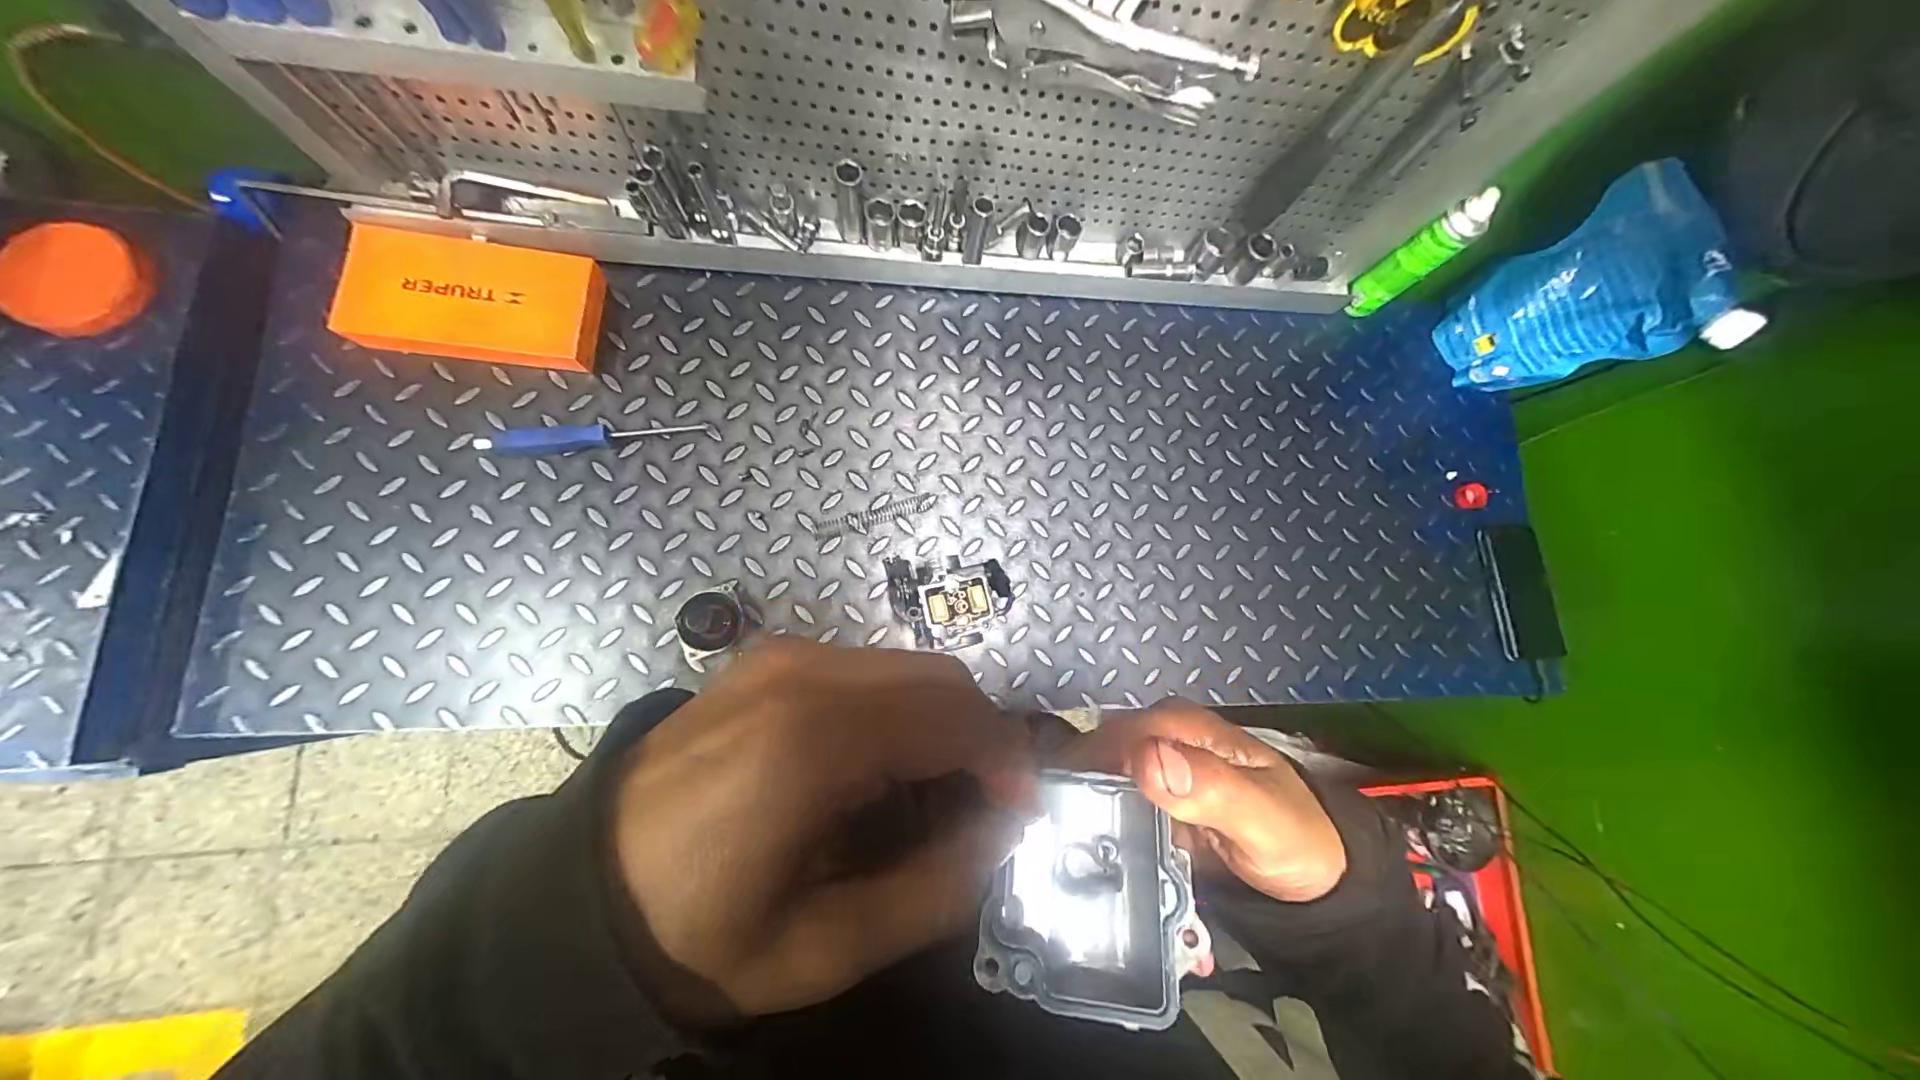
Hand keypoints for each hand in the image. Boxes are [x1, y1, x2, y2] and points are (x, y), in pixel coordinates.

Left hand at [609, 639, 1033, 1024]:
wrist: (582, 890)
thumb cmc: (695, 932)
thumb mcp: (822, 947)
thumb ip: (935, 888)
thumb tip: (1004, 829)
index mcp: (815, 739)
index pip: (955, 717)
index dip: (1007, 757)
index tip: (1023, 806)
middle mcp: (803, 672)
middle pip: (941, 677)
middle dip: (982, 733)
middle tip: (984, 800)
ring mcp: (782, 654)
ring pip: (908, 666)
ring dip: (942, 719)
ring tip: (931, 788)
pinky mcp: (768, 656)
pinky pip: (868, 667)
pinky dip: (900, 706)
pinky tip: (878, 763)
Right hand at [1059, 698, 1345, 902]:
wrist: (1316, 876)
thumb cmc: (1296, 839)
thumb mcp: (1261, 817)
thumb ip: (1210, 788)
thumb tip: (1145, 756)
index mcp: (1182, 725)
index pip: (1112, 735)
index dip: (1079, 766)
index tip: (1052, 809)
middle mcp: (1159, 737)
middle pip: (1094, 752)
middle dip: (1066, 787)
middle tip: (1048, 835)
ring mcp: (1151, 769)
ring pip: (1093, 777)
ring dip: (1072, 806)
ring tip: (1055, 845)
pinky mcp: (1148, 800)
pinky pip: (1108, 803)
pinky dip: (1092, 822)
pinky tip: (1077, 847)